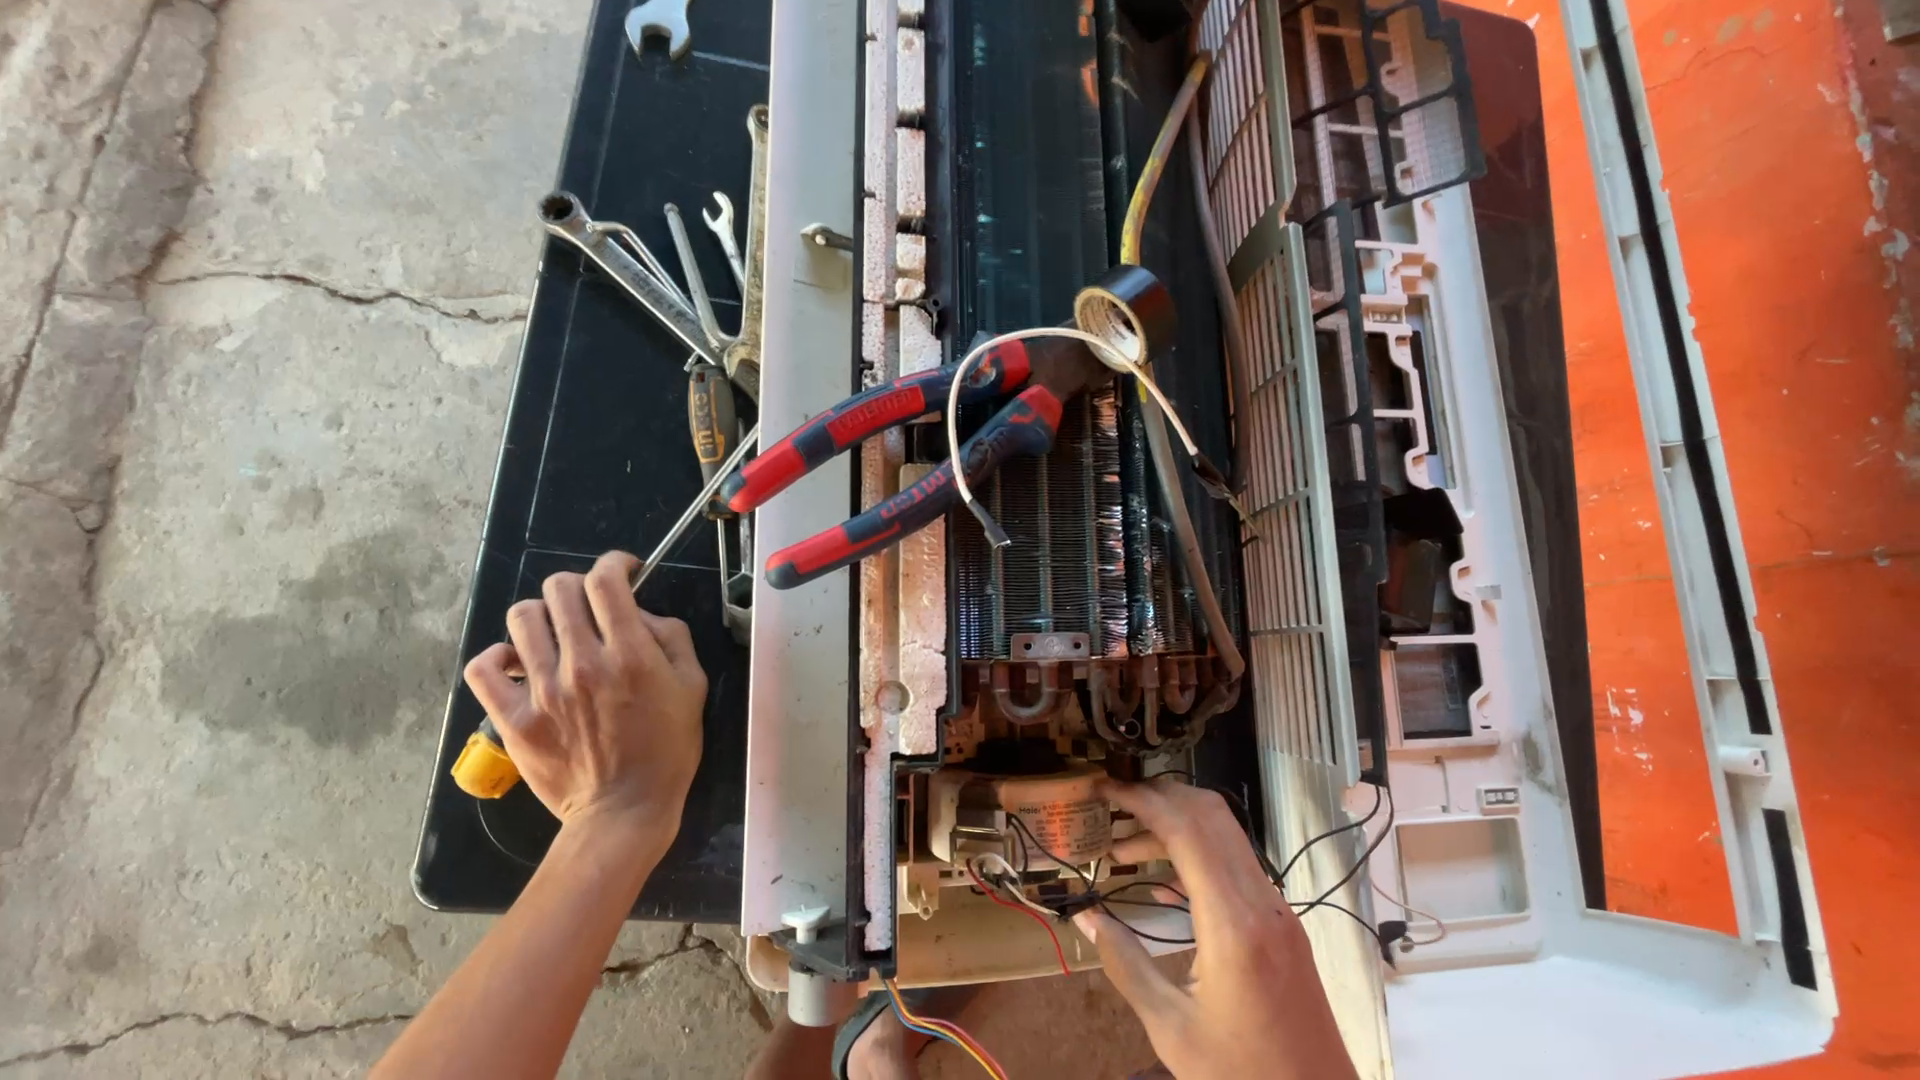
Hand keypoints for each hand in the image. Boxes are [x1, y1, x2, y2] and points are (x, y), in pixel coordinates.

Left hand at [463, 551, 708, 842]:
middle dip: (579, 586)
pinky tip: (517, 662)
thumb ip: (672, 639)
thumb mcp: (693, 687)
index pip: (606, 581)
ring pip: (522, 618)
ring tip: (555, 633)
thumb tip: (640, 614)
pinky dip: (496, 655)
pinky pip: (483, 668)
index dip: (614, 563)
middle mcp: (582, 663)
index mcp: (629, 654)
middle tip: (591, 606)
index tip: (623, 570)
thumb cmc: (668, 750)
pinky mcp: (514, 718)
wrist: (624, 811)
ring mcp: (542, 691)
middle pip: (560, 590)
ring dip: (542, 615)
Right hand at [1072, 780, 1356, 1079]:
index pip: (1187, 830)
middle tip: (1110, 804)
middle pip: (1210, 816)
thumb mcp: (1171, 1028)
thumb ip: (1125, 964)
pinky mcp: (1281, 925)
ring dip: (1175, 826)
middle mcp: (1260, 902)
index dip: (1142, 799)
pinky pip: (1235, 867)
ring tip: (1123, 848)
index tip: (1103, 787)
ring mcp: (1276, 911)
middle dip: (1157, 797)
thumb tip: (1086, 917)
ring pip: (1225, 836)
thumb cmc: (1240, 1076)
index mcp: (1231, 924)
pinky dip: (1196, 855)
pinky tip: (1160, 882)